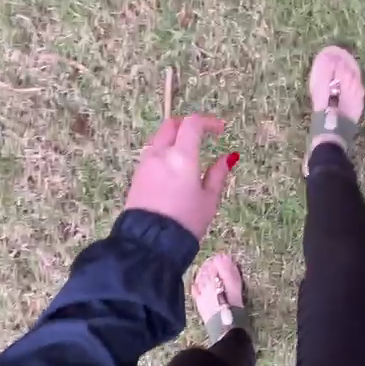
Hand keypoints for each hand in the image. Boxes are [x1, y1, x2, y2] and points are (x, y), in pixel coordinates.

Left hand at [123, 115, 236, 240]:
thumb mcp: (209, 200)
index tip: (221, 130)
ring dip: (174, 139)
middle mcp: (160, 154)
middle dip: (187, 125)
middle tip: (202, 134)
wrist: (149, 243)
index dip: (209, 122)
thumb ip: (218, 174)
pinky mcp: (137, 177)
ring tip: (188, 154)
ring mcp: (145, 164)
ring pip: (159, 139)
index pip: (193, 124)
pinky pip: (152, 155)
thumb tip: (227, 157)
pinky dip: (164, 153)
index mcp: (182, 156)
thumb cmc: (186, 222)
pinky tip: (174, 170)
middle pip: (171, 125)